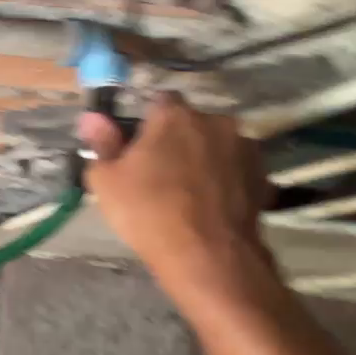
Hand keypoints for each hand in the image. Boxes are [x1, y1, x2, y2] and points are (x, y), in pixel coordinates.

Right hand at [76, 92, 274, 297]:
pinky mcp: (263, 175)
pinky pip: (234, 169)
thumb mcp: (106, 180)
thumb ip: (102, 143)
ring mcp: (245, 148)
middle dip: (174, 139)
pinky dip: (222, 179)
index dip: (144, 120)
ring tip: (184, 190)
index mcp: (174, 116)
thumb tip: (92, 117)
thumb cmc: (147, 210)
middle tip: (155, 171)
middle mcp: (216, 122)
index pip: (158, 100)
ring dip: (201, 158)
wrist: (207, 254)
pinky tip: (207, 203)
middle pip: (189, 123)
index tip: (133, 144)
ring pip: (214, 145)